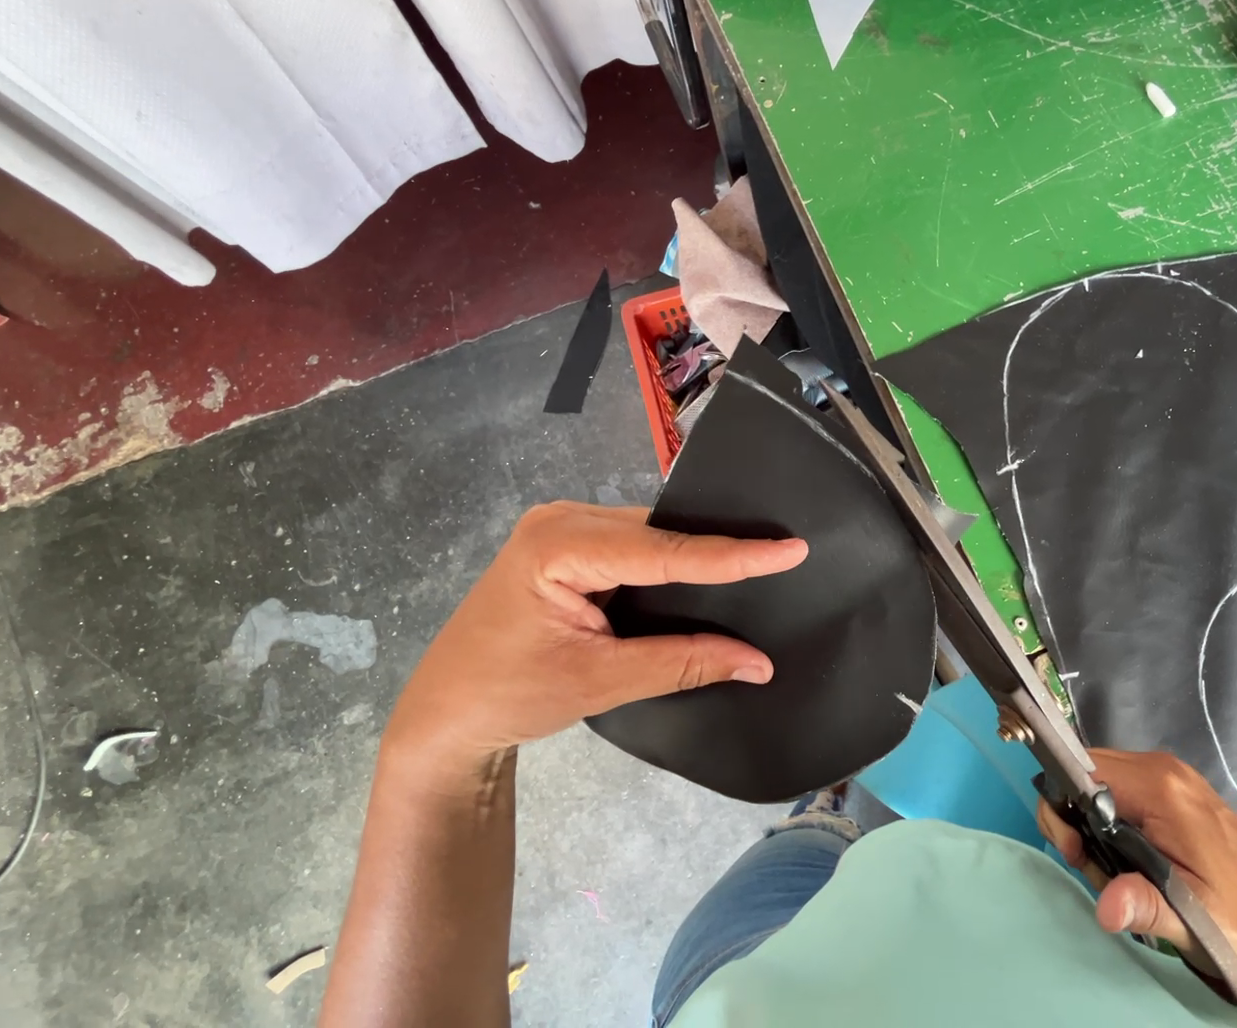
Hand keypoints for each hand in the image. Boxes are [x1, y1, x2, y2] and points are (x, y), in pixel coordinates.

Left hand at [383, 502, 807, 779]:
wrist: (444, 716)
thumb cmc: (508, 697)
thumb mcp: (602, 681)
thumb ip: (685, 662)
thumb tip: (759, 662)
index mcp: (559, 546)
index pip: (665, 551)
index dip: (733, 554)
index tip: (792, 548)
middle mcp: (561, 521)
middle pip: (657, 533)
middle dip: (716, 547)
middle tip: (783, 553)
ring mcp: (560, 529)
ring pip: (647, 536)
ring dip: (692, 555)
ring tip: (757, 561)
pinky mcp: (565, 547)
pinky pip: (631, 545)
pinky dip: (666, 564)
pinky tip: (702, 574)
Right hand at [1038, 749, 1236, 1025]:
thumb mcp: (1194, 919)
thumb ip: (1144, 904)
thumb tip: (1105, 906)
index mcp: (1163, 788)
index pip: (1083, 769)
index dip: (1064, 806)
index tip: (1077, 852)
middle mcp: (1165, 770)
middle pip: (1088, 770)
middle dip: (1074, 815)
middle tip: (1092, 866)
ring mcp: (1174, 779)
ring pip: (1103, 781)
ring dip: (1092, 821)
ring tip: (1115, 871)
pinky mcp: (1179, 794)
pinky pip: (1124, 791)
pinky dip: (1112, 819)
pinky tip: (1129, 862)